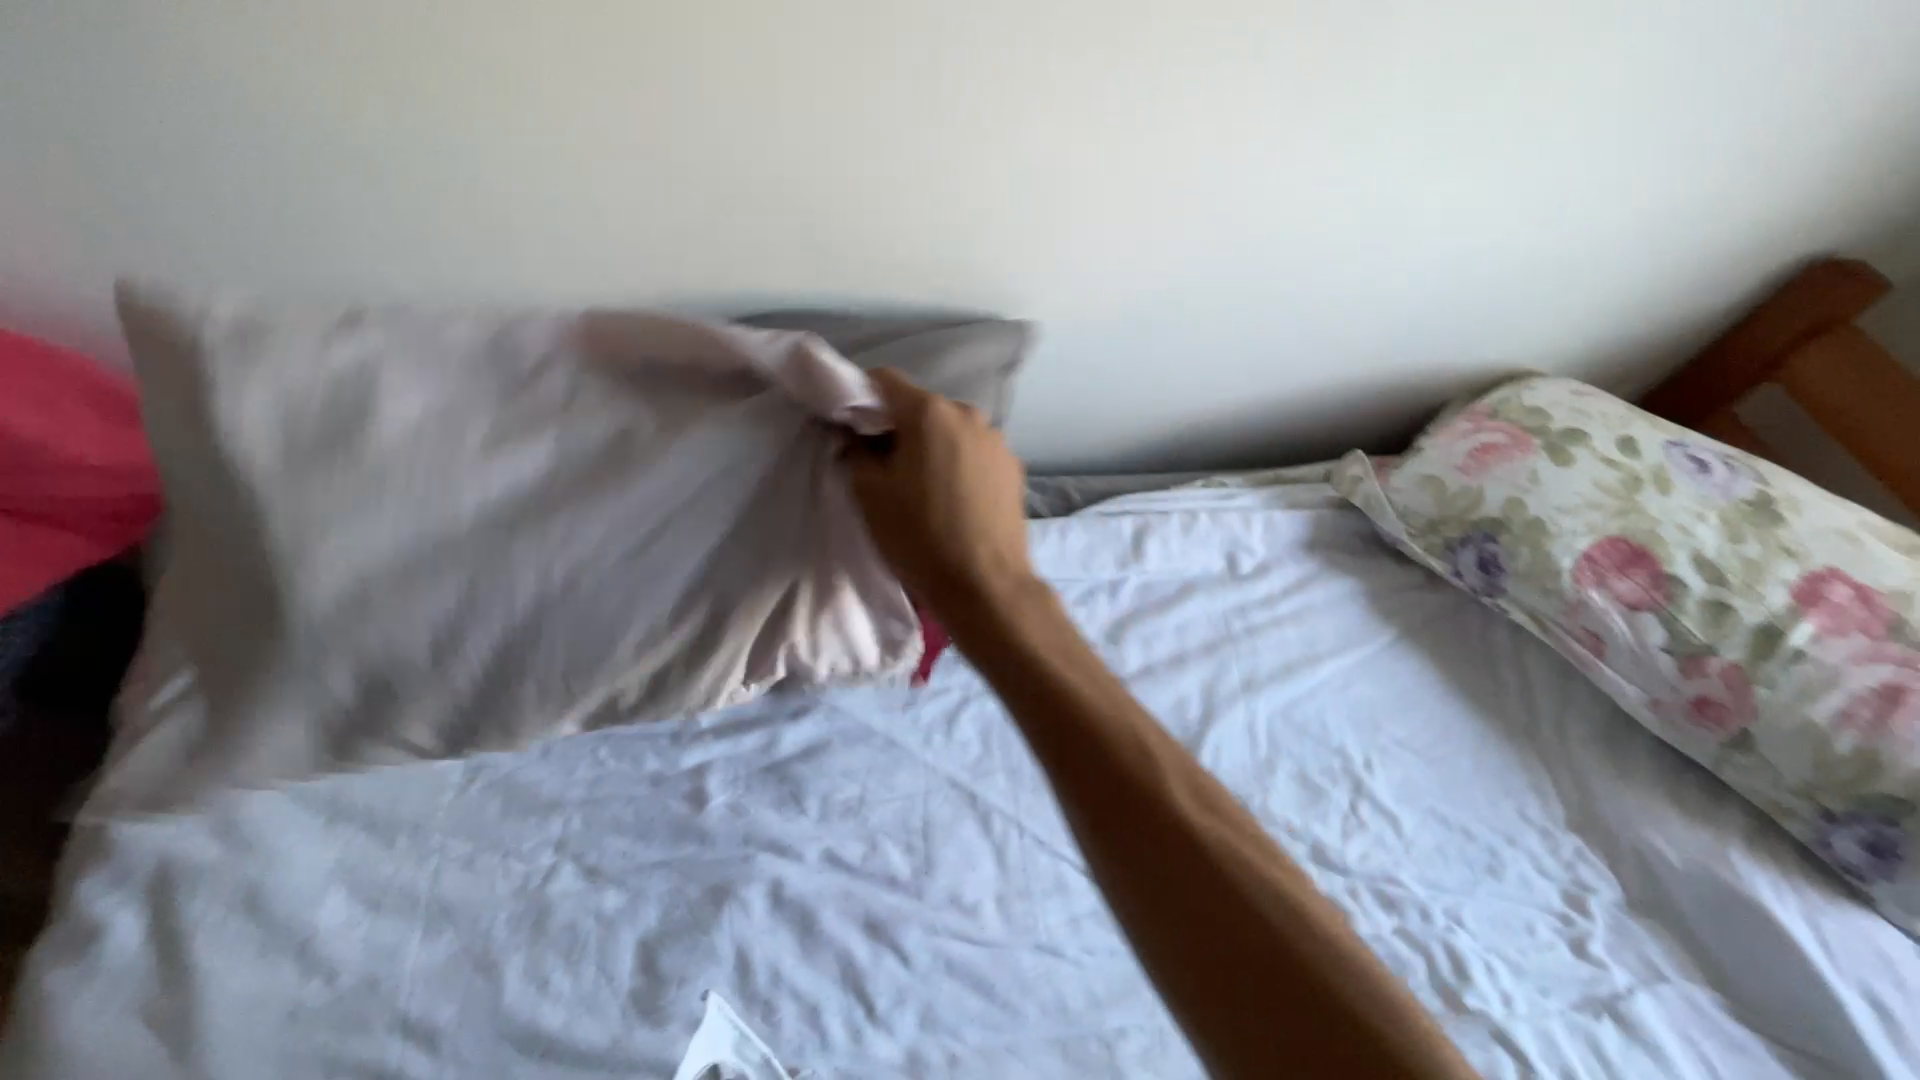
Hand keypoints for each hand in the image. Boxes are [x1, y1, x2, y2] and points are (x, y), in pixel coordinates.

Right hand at [843, 369, 1037, 619]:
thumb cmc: (920, 537)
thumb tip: (855, 436)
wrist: (985, 586)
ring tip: (922, 487)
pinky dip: (958, 464)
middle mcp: (969, 415)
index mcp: (930, 412)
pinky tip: (953, 499)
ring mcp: (997, 441)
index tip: (850, 426)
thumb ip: (856, 452)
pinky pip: (974, 454)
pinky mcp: (1014, 468)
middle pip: (922, 408)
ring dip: (932, 447)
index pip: (884, 381)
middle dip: (899, 428)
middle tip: (884, 465)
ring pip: (951, 431)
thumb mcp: (870, 495)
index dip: (861, 398)